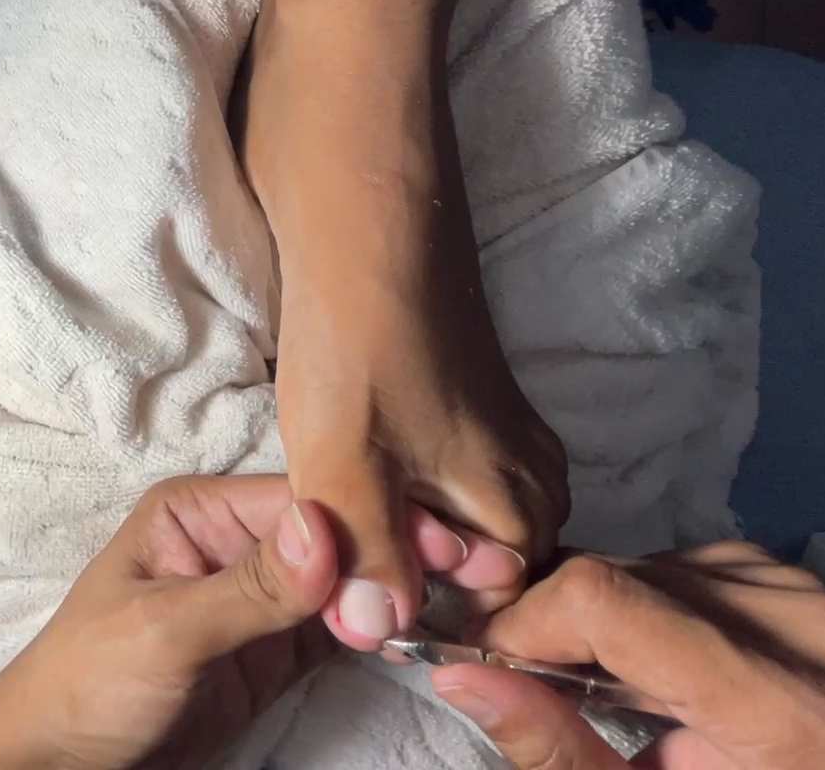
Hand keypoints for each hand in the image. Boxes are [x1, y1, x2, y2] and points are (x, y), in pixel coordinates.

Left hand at [0, 474, 513, 769]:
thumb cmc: (94, 677)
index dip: (370, 515)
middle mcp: (233, 540)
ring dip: (397, 589)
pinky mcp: (272, 645)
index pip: (299, 501)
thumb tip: (327, 525)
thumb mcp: (168, 627)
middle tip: (486, 569)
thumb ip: (249, 585)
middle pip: (330, 535)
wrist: (67, 760)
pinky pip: (335, 626)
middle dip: (398, 549)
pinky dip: (378, 629)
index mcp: (200, 511)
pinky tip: (429, 631)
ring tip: (478, 597)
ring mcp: (258, 593)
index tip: (448, 538)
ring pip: (341, 580)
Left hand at [243, 16, 569, 651]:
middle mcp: (505, 459)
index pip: (486, 604)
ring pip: (417, 497)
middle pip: (450, 552)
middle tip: (315, 562)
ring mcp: (463, 410)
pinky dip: (359, 466)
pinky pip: (397, 447)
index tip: (342, 614)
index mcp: (513, 496)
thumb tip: (376, 636)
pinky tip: (320, 459)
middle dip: (384, 564)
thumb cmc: (355, 327)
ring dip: (364, 514)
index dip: (415, 615)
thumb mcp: (349, 456)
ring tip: (310, 516)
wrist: (350, 188)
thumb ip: (365, 550)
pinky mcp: (419, 371)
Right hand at [431, 545, 824, 769]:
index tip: (492, 661)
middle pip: (615, 577)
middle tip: (543, 680)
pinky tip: (660, 655)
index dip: (526, 623)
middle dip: (553, 622)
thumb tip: (456, 673)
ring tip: (614, 680)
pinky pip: (675, 562)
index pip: (605, 600)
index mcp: (798, 713)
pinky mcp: (808, 586)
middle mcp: (821, 631)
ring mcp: (821, 600)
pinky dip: (641, 600)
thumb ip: (553, 749)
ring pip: (636, 562)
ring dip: (596, 610)